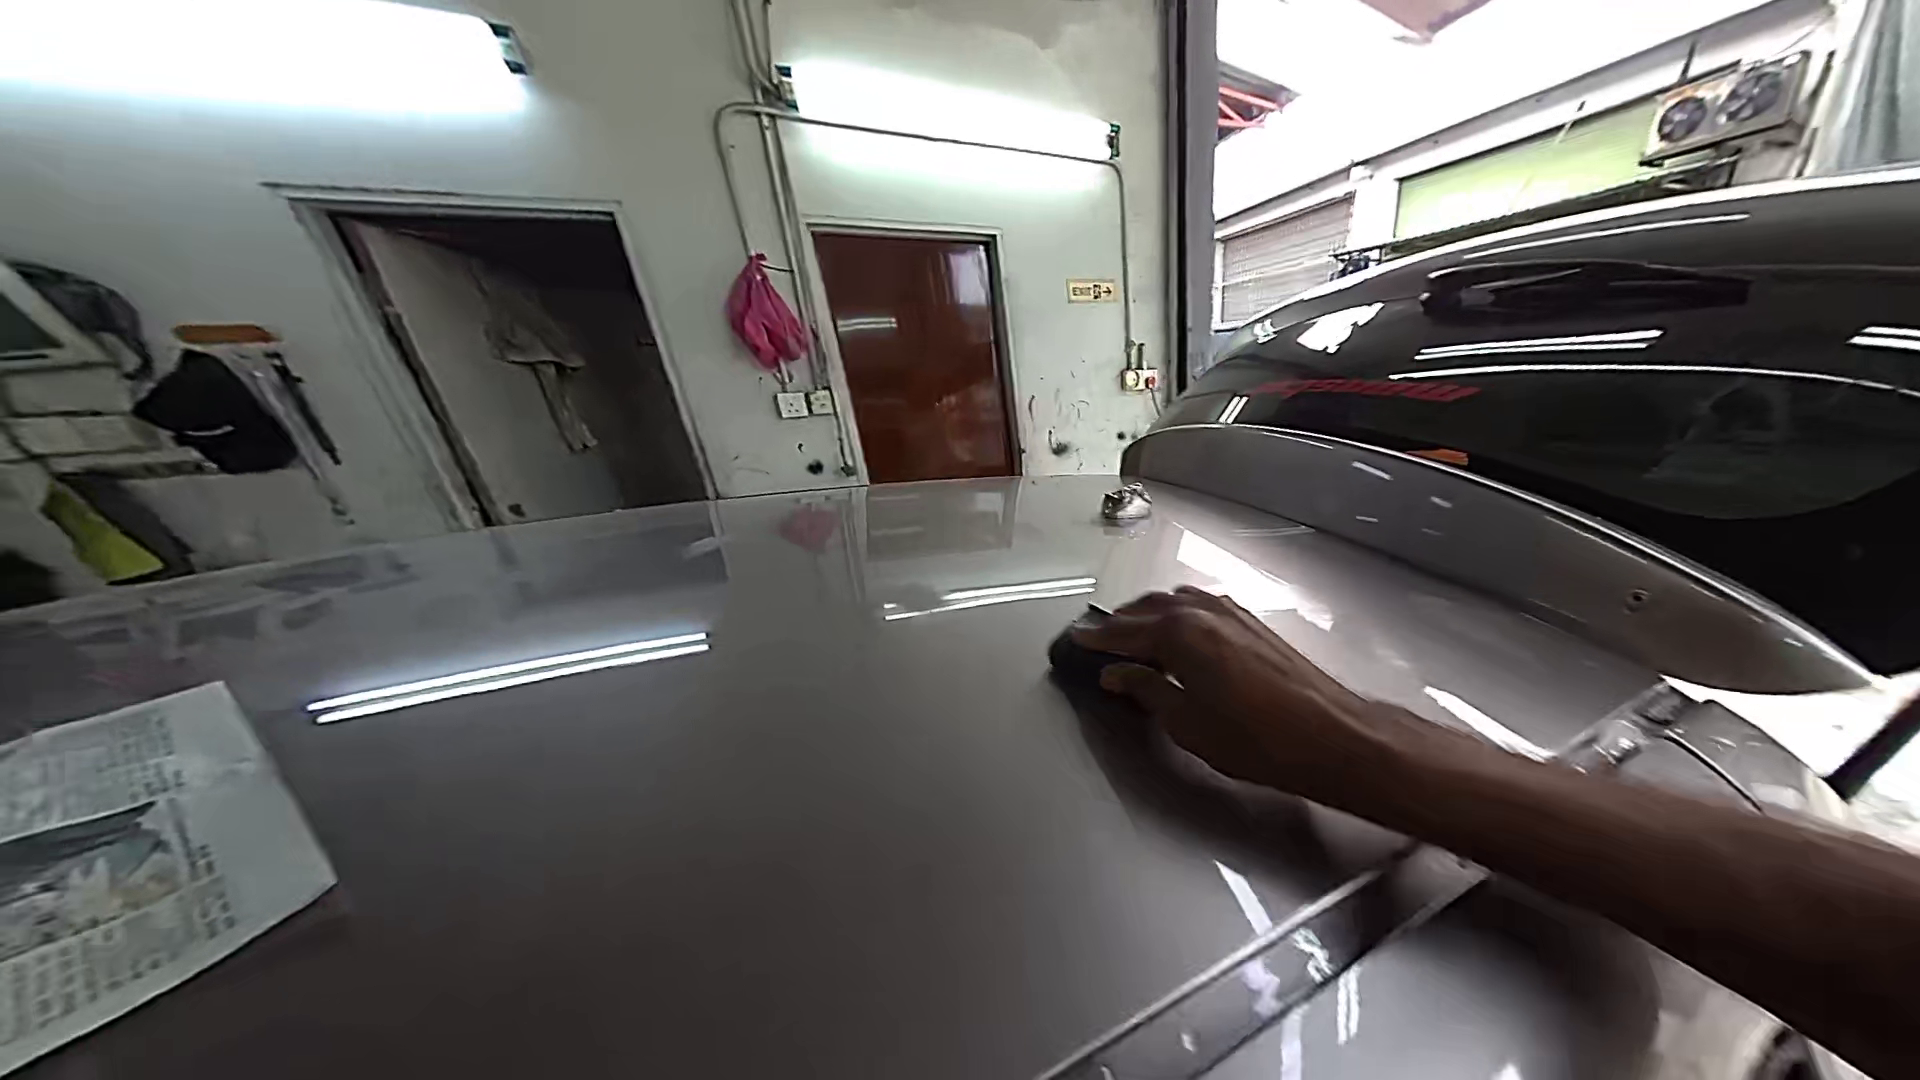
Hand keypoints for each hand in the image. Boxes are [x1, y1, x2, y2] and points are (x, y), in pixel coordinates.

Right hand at [1070, 587, 1432, 798]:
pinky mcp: (1247, 619)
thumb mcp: (1186, 722)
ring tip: (1133, 636)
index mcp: (1177, 634)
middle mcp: (1199, 611)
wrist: (1332, 735)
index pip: (1122, 632)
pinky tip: (1176, 632)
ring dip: (1146, 615)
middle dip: (1118, 624)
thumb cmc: (1257, 738)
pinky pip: (1196, 604)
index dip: (1096, 639)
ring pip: (1171, 601)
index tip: (1076, 639)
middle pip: (1144, 609)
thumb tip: (1117, 675)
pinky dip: (1175, 613)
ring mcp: (1226, 610)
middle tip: (1099, 641)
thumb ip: (1145, 689)